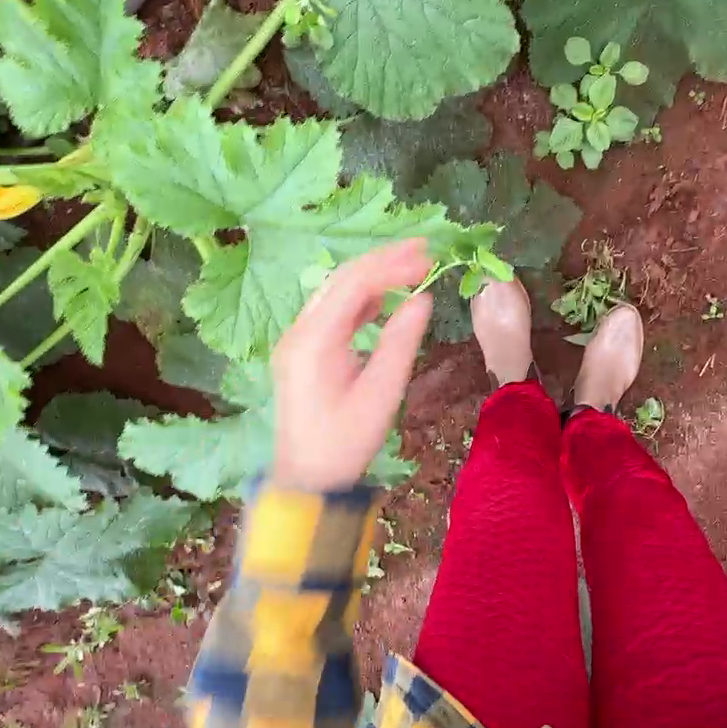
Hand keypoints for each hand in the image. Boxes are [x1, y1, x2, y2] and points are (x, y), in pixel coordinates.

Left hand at [269, 239, 432, 491]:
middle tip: (424, 249)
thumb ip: (401, 341)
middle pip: (341, 280)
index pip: (354, 284)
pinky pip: (332, 313)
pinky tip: (385, 297)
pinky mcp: (304, 352)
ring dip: (372, 277)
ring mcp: (298, 340)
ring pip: (336, 293)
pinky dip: (361, 299)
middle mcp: (299, 331)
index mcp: (314, 340)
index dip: (393, 265)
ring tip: (411, 266)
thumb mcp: (381, 393)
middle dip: (383, 261)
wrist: (307, 478)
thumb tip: (423, 298)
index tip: (428, 256)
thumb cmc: (346, 441)